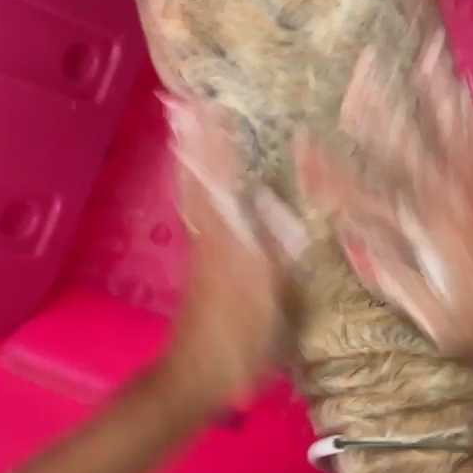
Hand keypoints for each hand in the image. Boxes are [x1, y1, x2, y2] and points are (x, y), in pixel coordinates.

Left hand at [163, 94, 306, 406]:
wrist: (196, 374)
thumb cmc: (243, 342)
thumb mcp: (276, 302)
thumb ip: (283, 254)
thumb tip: (287, 209)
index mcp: (234, 241)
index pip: (226, 181)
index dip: (220, 143)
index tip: (214, 105)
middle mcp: (214, 234)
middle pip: (203, 177)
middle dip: (197, 138)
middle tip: (186, 98)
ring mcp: (205, 245)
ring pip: (195, 189)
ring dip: (190, 153)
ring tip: (184, 119)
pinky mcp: (202, 258)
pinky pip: (196, 207)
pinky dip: (193, 181)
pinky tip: (195, 171)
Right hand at [298, 33, 472, 356]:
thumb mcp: (428, 315)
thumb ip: (391, 276)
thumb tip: (348, 239)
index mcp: (425, 235)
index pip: (364, 196)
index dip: (329, 170)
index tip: (303, 142)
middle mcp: (447, 202)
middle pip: (405, 145)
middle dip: (380, 103)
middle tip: (363, 63)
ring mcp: (471, 190)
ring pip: (447, 132)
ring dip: (434, 90)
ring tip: (427, 50)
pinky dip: (467, 111)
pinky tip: (463, 84)